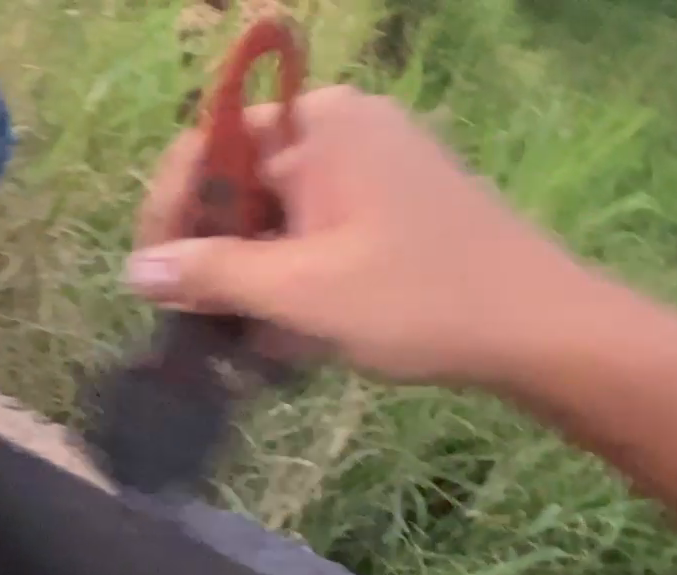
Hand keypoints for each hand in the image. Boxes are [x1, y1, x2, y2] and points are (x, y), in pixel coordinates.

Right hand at [128, 86, 607, 387]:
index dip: (170, 213)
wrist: (538, 330)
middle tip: (203, 327)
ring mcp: (373, 174)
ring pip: (281, 224)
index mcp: (319, 125)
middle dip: (217, 262)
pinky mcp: (392, 216)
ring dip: (256, 286)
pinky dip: (298, 286)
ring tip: (251, 347)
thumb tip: (137, 270)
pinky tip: (296, 340)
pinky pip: (320, 242)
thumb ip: (215, 276)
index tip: (153, 280)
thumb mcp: (305, 292)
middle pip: (244, 189)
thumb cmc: (420, 301)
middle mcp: (343, 133)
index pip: (209, 149)